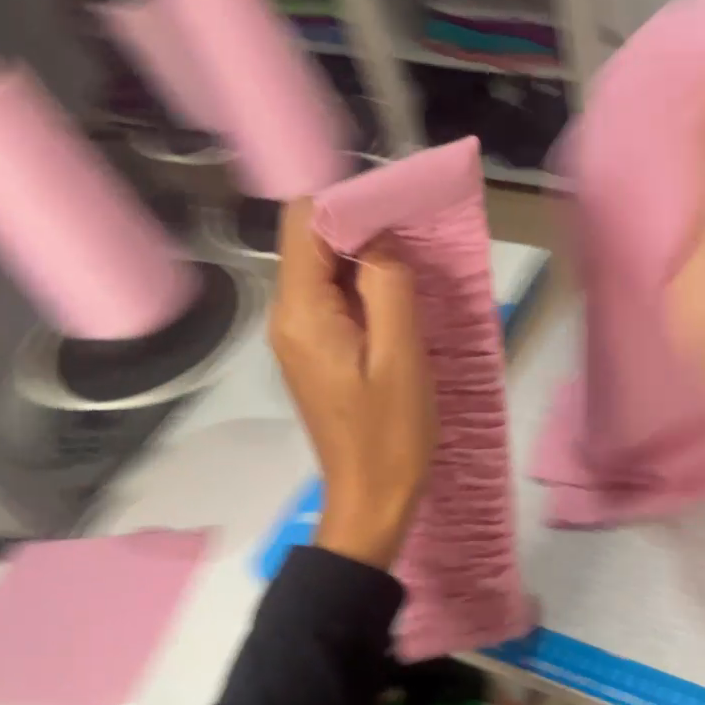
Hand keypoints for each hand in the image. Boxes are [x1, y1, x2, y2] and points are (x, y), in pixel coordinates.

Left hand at [270, 198, 435, 568]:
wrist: (372, 499)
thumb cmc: (391, 433)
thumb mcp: (401, 356)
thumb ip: (387, 286)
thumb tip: (379, 241)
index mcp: (301, 312)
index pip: (303, 221)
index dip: (349, 206)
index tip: (399, 217)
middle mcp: (287, 316)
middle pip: (312, 242)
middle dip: (363, 232)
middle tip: (417, 249)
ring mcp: (299, 336)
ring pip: (326, 271)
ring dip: (368, 264)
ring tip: (415, 279)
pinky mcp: (316, 353)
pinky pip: (335, 301)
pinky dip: (366, 293)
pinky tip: (400, 310)